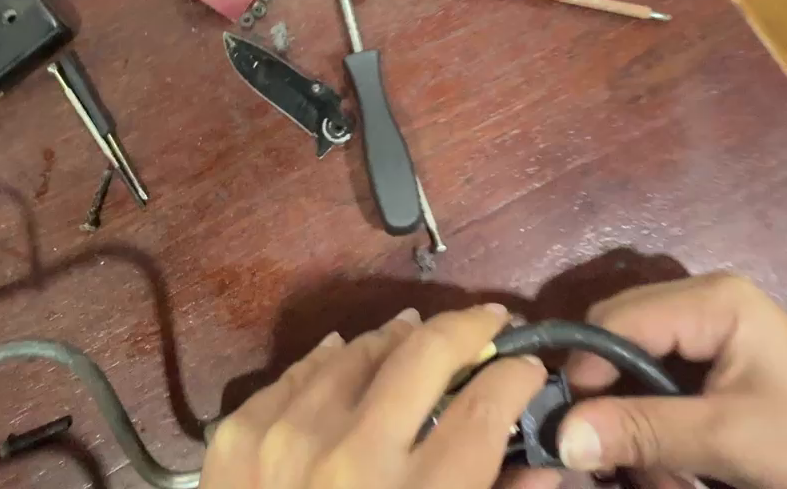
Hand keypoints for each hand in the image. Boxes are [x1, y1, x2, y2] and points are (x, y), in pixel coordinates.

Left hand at [201, 303, 547, 487]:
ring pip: (360, 349)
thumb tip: (545, 466)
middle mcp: (351, 458)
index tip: (526, 365)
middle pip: (425, 354)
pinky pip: (300, 371)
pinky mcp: (241, 435)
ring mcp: (288, 437)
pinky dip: (331, 360)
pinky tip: (348, 354)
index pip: (484, 408)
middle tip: (489, 320)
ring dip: (399, 337)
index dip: (514, 376)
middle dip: (468, 328)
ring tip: (419, 334)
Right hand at [548, 274, 786, 488]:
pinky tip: (681, 469)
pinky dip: (662, 429)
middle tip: (621, 462)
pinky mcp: (726, 372)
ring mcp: (718, 336)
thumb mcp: (728, 442)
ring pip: (639, 369)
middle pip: (623, 339)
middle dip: (616, 401)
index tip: (568, 429)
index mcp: (711, 298)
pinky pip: (667, 388)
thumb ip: (643, 431)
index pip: (617, 318)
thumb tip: (559, 434)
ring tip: (665, 475)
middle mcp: (706, 304)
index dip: (587, 368)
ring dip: (639, 423)